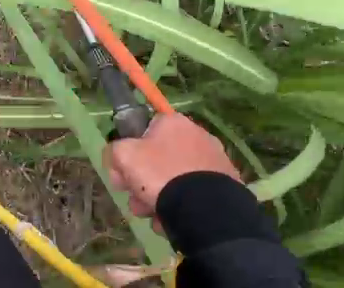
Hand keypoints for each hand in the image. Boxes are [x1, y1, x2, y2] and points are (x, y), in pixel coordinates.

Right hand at [103, 113, 240, 221]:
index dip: (131, 152)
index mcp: (174, 122)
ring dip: (161, 196)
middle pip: (160, 158)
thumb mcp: (123, 156)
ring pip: (177, 178)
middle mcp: (199, 136)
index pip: (145, 129)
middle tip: (136, 200)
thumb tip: (117, 165)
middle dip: (144, 181)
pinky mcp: (230, 188)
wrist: (208, 212)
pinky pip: (196, 194)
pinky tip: (173, 221)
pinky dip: (184, 205)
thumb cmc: (161, 173)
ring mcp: (217, 163)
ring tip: (153, 217)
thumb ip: (113, 152)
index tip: (125, 173)